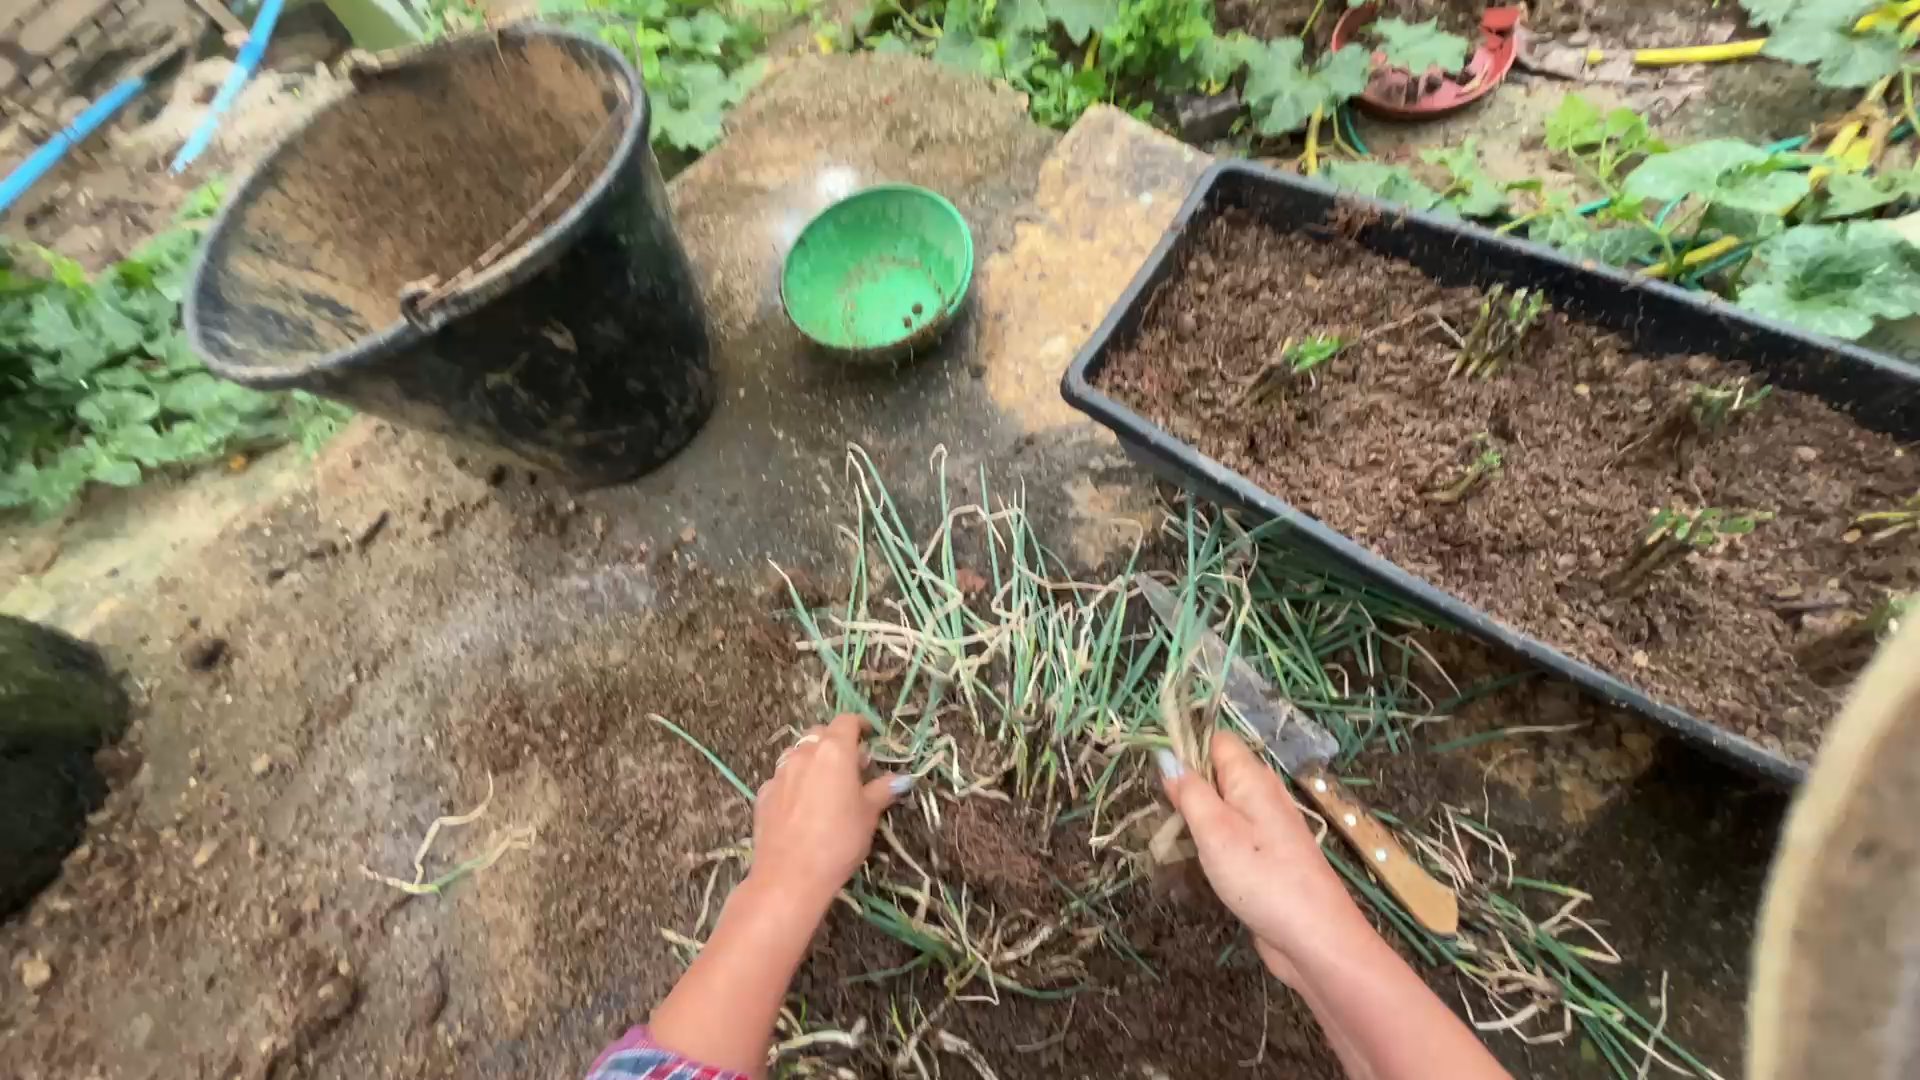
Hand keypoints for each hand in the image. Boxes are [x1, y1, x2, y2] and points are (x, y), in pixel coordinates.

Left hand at [749, 713, 907, 909]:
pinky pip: (783, 777)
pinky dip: (795, 781)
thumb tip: (901, 778)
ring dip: (813, 759)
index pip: (847, 721)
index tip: (870, 736)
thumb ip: (883, 789)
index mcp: (834, 751)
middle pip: (820, 733)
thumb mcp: (869, 814)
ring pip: (798, 753)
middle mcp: (804, 754)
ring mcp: (780, 773)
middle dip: (836, 742)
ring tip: (826, 784)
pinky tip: (802, 805)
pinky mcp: (764, 794)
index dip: (860, 725)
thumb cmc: (838, 840)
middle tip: (852, 765)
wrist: (789, 877)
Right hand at [1158, 730, 1364, 977]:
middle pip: (1217, 771)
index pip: (1216, 740)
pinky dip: (1213, 839)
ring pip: (1222, 803)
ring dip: (1198, 815)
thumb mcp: (1214, 829)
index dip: (1187, 748)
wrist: (1318, 941)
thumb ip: (1188, 790)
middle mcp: (1263, 793)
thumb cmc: (1263, 878)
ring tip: (1178, 838)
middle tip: (1166, 811)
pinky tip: (1202, 860)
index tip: (1159, 774)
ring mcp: (1268, 825)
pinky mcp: (1268, 854)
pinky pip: (1233, 831)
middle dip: (1188, 785)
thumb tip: (1166, 757)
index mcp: (1252, 777)